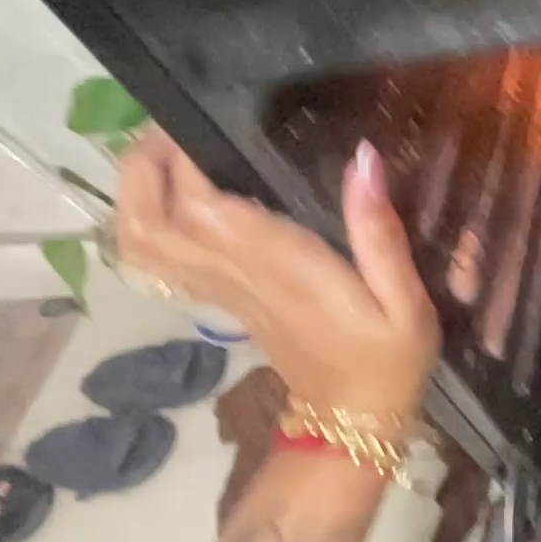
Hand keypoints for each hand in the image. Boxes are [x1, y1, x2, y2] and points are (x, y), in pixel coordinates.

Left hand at [116, 128, 438, 424]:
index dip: (184, 164)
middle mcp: (239, 278)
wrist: (353, 420)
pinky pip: (160, 263)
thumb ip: (380, 232)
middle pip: (151, 226)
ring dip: (135, 197)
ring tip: (165, 156)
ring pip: (143, 247)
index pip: (205, 212)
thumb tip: (364, 160)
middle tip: (170, 129)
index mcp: (282, 270)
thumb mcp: (406, 300)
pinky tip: (175, 196)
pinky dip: (147, 225)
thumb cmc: (389, 358)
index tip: (194, 121)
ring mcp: (222, 294)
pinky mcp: (221, 302)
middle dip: (142, 171)